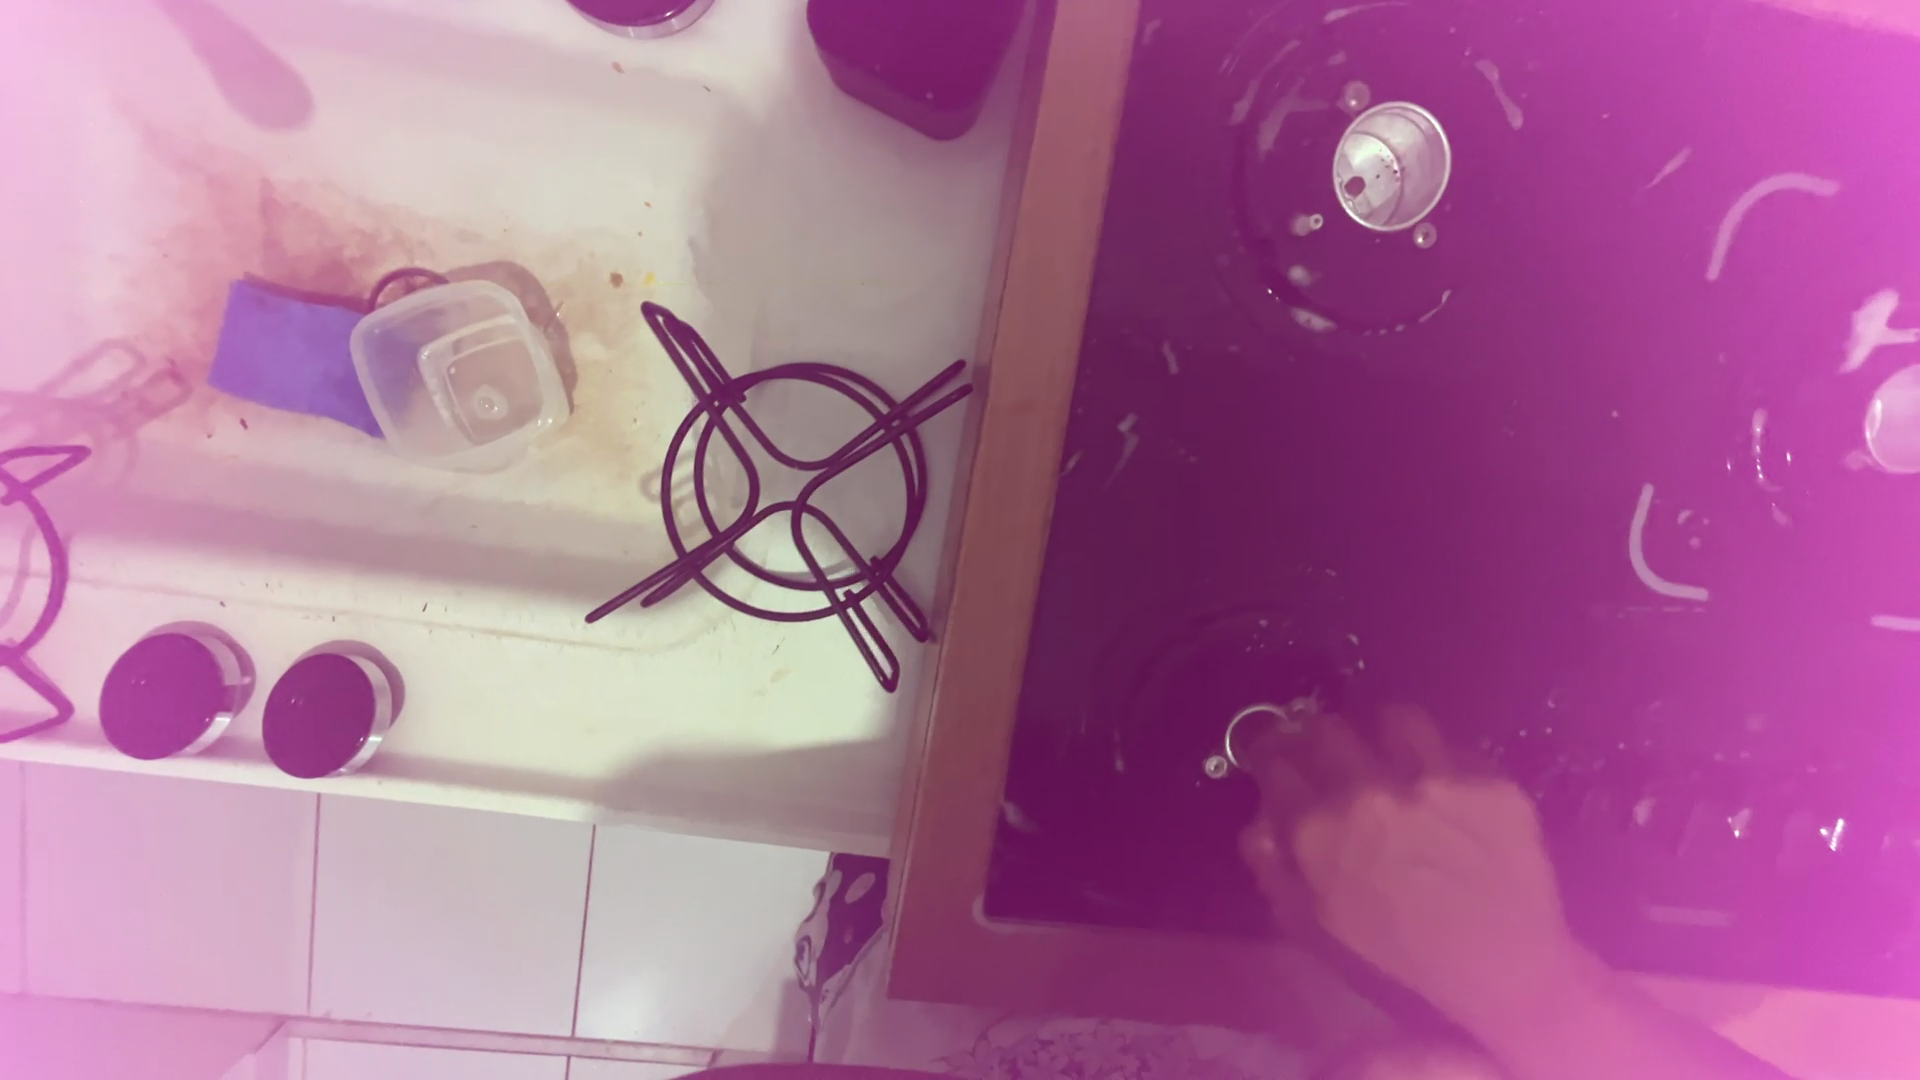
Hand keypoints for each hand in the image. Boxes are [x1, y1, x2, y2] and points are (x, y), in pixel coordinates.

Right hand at [1237, 706, 1589, 1035]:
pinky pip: (1452, 747)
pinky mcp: (1488, 783)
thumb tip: (1259, 811)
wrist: (1505, 976)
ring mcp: (1431, 781)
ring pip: (1391, 718)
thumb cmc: (1393, 953)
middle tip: (1331, 761)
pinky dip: (1440, 763)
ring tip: (1391, 758)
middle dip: (1319, 742)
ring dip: (1383, 736)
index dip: (1270, 755)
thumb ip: (1267, 860)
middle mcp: (1366, 791)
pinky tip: (1443, 790)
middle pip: (1323, 727)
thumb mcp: (1307, 920)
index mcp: (1315, 825)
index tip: (1279, 763)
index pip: (1271, 755)